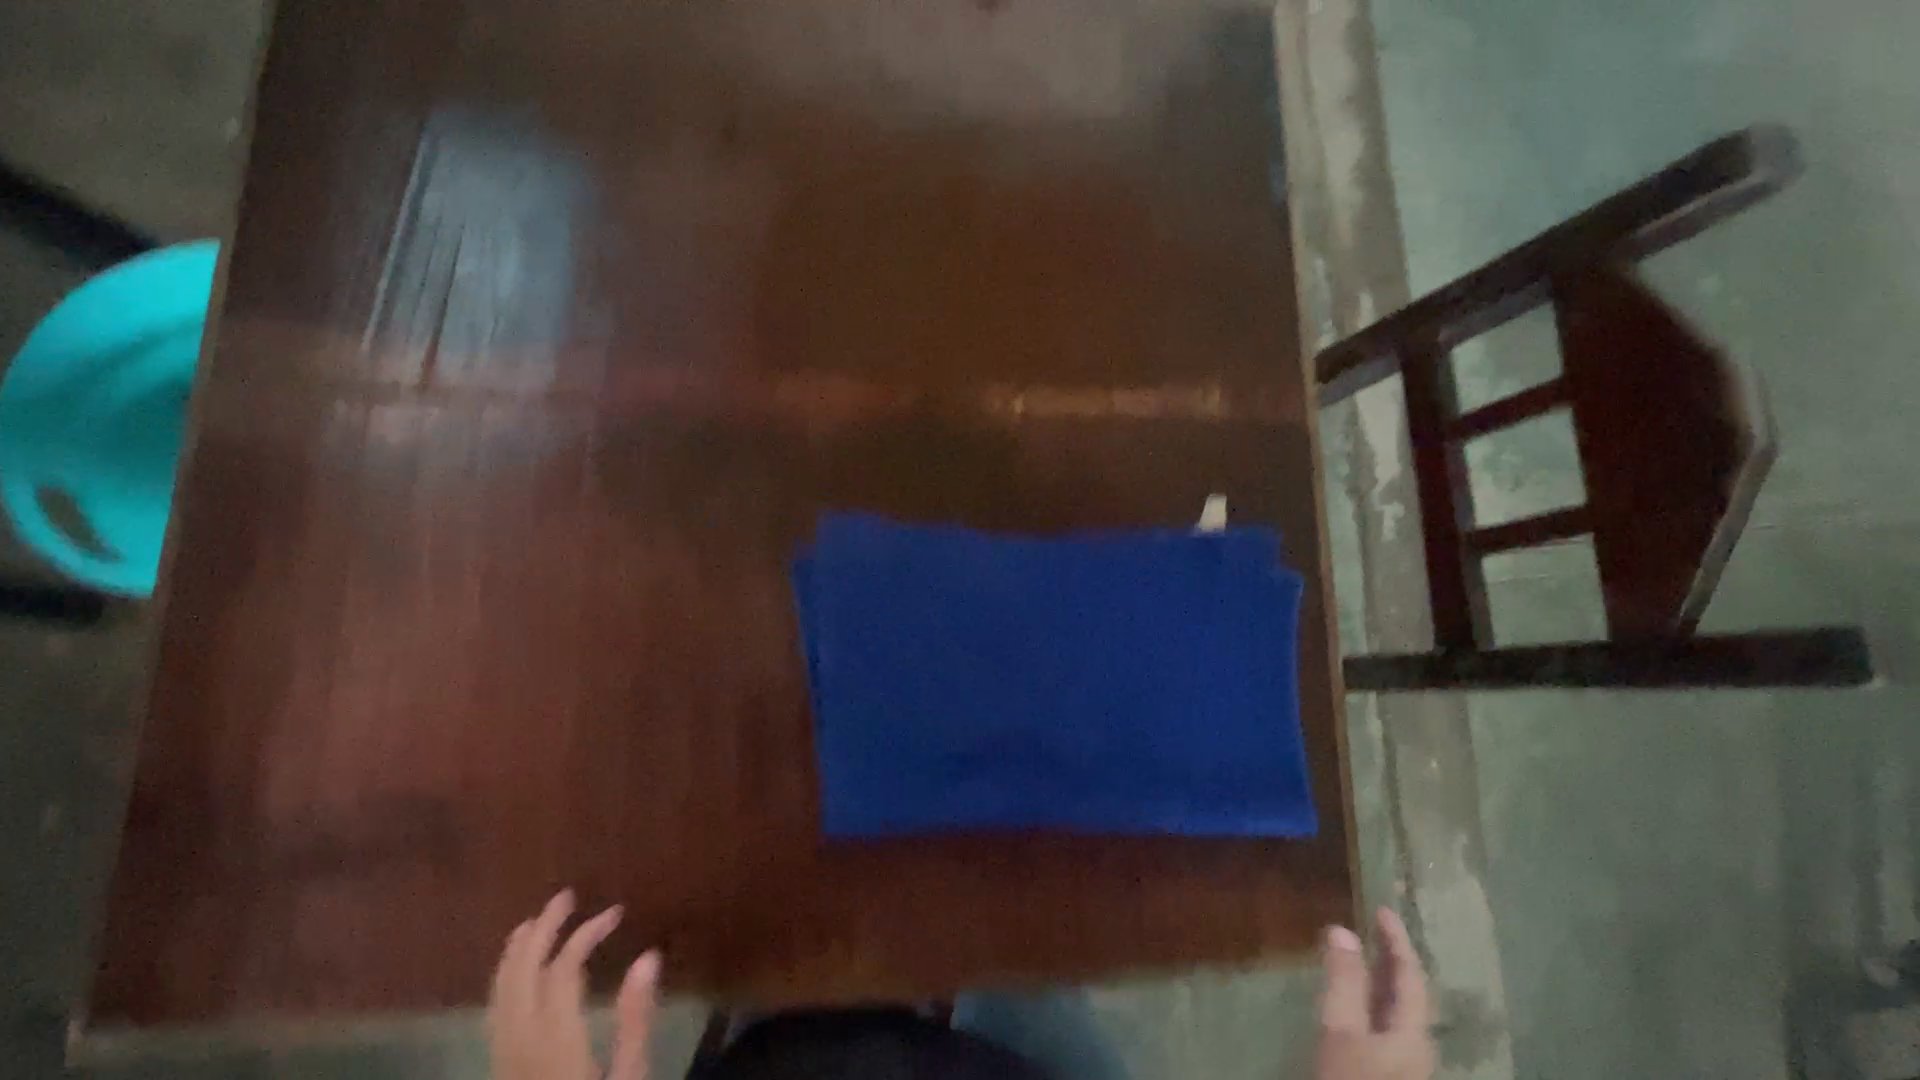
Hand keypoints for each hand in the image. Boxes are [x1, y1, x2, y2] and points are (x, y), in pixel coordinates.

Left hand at [489, 889, 661, 1079]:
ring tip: (535, 920)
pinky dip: (503, 979)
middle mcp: (520, 1045)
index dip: (586, 933)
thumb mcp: (630, 1078)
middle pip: (521, 972)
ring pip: (498, 991)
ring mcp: (503, 1060)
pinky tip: (516, 972)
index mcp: (556, 1043)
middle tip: (567, 896)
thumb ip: (635, 1019)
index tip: (616, 913)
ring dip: (516, 950)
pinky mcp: (499, 1071)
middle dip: (542, 929)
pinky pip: (493, 1012)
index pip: (563, 969)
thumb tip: (648, 956)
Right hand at [1315, 907, 1433, 1079]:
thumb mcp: (1340, 1032)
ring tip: (1362, 960)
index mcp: (1411, 1034)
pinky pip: (1385, 1028)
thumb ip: (1344, 982)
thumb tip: (1343, 929)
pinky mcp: (1385, 1076)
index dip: (1396, 940)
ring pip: (1397, 1014)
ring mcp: (1403, 1067)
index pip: (1410, 976)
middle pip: (1409, 996)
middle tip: (1372, 928)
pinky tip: (1354, 1006)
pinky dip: (1371, 1004)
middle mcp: (1415, 1049)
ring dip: (1381, 983)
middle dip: (1392, 960)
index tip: (1381, 908)